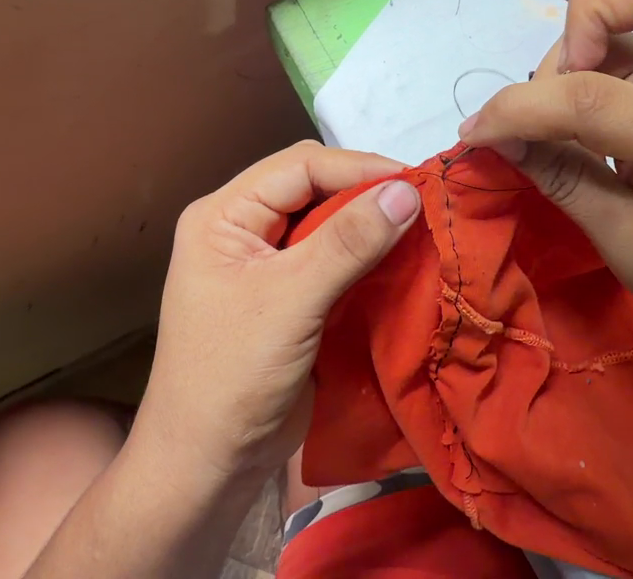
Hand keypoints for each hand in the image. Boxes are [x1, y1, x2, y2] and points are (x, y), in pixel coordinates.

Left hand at [131, 142, 422, 484]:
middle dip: (365, 193)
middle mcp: (242, 229)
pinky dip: (367, 259)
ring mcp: (266, 264)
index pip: (297, 167)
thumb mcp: (290, 301)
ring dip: (370, 226)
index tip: (413, 182)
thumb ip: (348, 243)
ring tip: (421, 227)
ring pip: (328, 224)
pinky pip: (334, 261)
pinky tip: (402, 261)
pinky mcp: (290, 297)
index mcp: (223, 215)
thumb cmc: (233, 376)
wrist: (209, 466)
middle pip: (313, 189)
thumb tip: (406, 190)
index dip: (356, 168)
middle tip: (423, 203)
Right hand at [457, 0, 632, 360]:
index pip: (595, 97)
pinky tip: (573, 120)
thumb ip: (564, 182)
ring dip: (576, 48)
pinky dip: (583, 63)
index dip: (520, 108)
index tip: (478, 134)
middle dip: (592, 10)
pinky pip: (625, 42)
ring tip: (557, 122)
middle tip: (562, 80)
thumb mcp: (630, 250)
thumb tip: (498, 136)